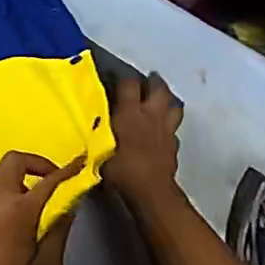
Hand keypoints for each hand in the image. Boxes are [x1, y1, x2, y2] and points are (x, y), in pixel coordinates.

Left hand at [0, 152, 82, 264]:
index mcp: (16, 211)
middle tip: (54, 183)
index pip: (49, 180)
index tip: (83, 164)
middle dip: (37, 165)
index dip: (68, 171)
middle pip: (13, 162)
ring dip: (17, 183)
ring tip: (33, 208)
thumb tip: (67, 203)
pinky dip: (1, 199)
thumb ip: (58, 231)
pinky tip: (9, 226)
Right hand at [103, 74, 182, 204]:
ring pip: (174, 107)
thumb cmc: (119, 167)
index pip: (128, 84)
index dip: (121, 77)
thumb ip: (98, 130)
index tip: (113, 74)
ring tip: (162, 100)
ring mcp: (166, 130)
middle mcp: (150, 115)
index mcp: (130, 112)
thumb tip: (90, 121)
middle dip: (154, 82)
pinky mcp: (174, 145)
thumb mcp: (99, 145)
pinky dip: (169, 126)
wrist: (150, 190)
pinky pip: (173, 130)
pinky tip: (163, 130)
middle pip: (159, 89)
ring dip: (168, 101)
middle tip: (149, 79)